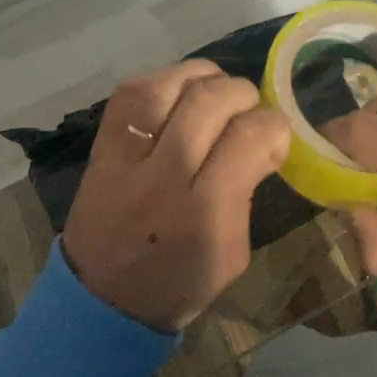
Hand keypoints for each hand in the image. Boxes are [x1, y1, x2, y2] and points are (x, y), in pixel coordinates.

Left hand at [62, 60, 290, 330]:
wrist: (99, 298)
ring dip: (203, 78)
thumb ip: (248, 191)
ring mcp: (125, 156)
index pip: (248, 138)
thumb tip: (263, 138)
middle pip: (209, 101)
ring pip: (167, 86)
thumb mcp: (232, 255)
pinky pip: (131, 90)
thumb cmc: (177, 282)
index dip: (274, 125)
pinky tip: (179, 91)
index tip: (276, 135)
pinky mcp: (102, 143)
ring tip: (215, 91)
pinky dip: (163, 79)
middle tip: (248, 111)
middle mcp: (162, 176)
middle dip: (242, 94)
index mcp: (202, 213)